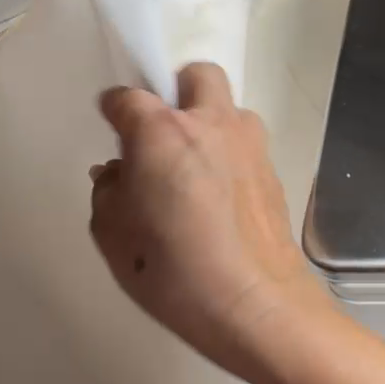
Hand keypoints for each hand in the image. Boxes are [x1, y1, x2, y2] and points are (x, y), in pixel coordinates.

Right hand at [89, 65, 330, 378]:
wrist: (257, 306)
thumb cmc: (174, 273)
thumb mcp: (113, 236)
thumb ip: (109, 192)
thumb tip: (120, 174)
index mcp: (163, 133)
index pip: (128, 97)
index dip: (116, 114)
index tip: (114, 133)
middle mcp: (213, 126)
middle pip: (198, 77)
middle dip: (177, 92)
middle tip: (163, 135)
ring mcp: (252, 149)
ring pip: (232, 111)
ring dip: (212, 126)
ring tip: (196, 172)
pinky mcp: (275, 176)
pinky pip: (248, 149)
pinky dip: (232, 159)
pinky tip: (221, 203)